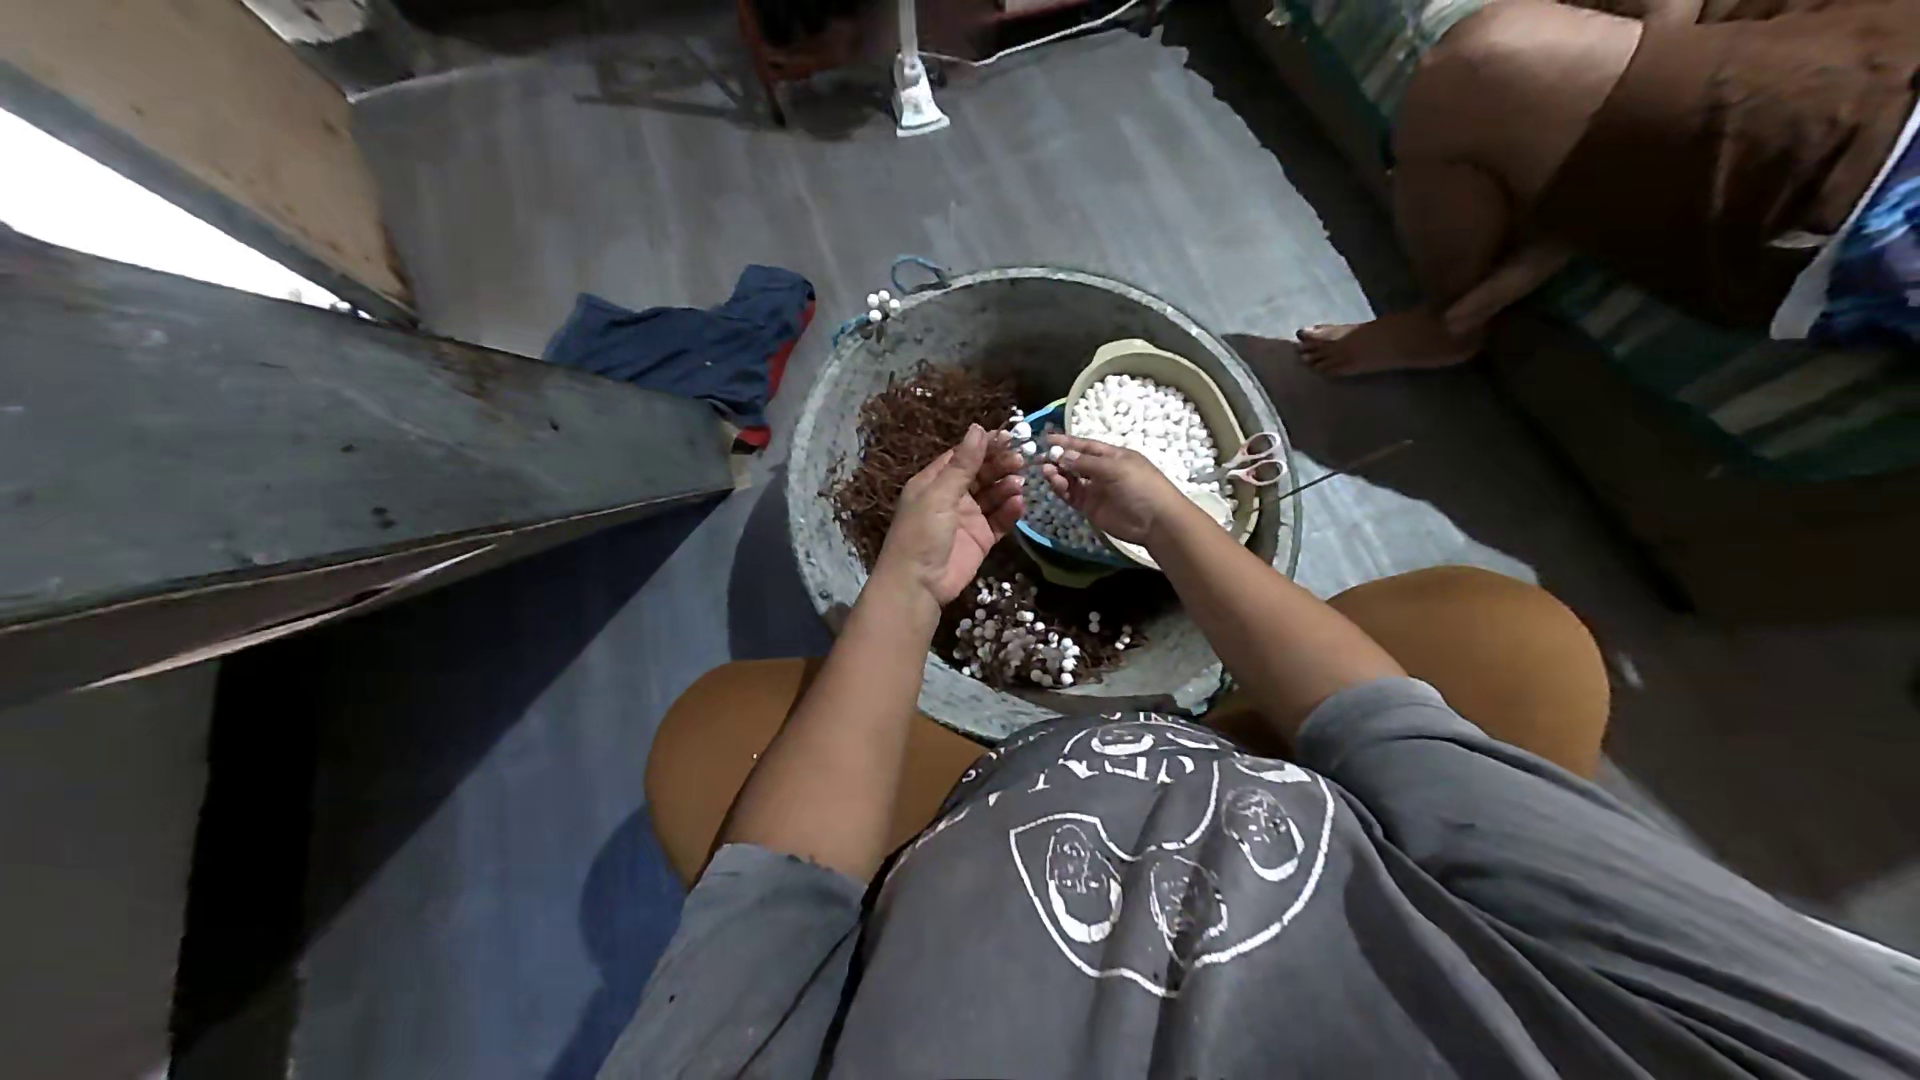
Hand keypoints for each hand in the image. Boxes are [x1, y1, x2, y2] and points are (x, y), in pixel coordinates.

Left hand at [874, 424, 1025, 609]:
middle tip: (1020, 459)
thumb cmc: (921, 533)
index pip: (961, 457)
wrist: (918, 584)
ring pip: (992, 495)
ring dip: (1006, 486)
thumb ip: (962, 465)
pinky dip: (1009, 511)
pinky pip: (999, 520)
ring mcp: (967, 519)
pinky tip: (1018, 503)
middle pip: (980, 474)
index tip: (1008, 437)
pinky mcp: (981, 539)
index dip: (983, 446)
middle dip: (999, 465)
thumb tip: (977, 429)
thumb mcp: (939, 495)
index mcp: (934, 483)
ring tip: (1020, 481)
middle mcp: (951, 497)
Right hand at [1041, 433, 1188, 544]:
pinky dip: (1061, 489)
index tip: (1048, 439)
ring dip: (1057, 474)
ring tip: (1046, 471)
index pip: (1085, 446)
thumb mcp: (1115, 468)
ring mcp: (1095, 489)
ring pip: (1070, 479)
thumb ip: (1087, 463)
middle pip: (1075, 462)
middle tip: (1041, 458)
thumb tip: (1062, 456)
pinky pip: (1071, 495)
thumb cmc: (1140, 486)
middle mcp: (1101, 471)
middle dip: (1058, 459)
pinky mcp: (1090, 506)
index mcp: (1112, 456)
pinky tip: (1055, 483)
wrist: (1155, 521)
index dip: (1067, 442)